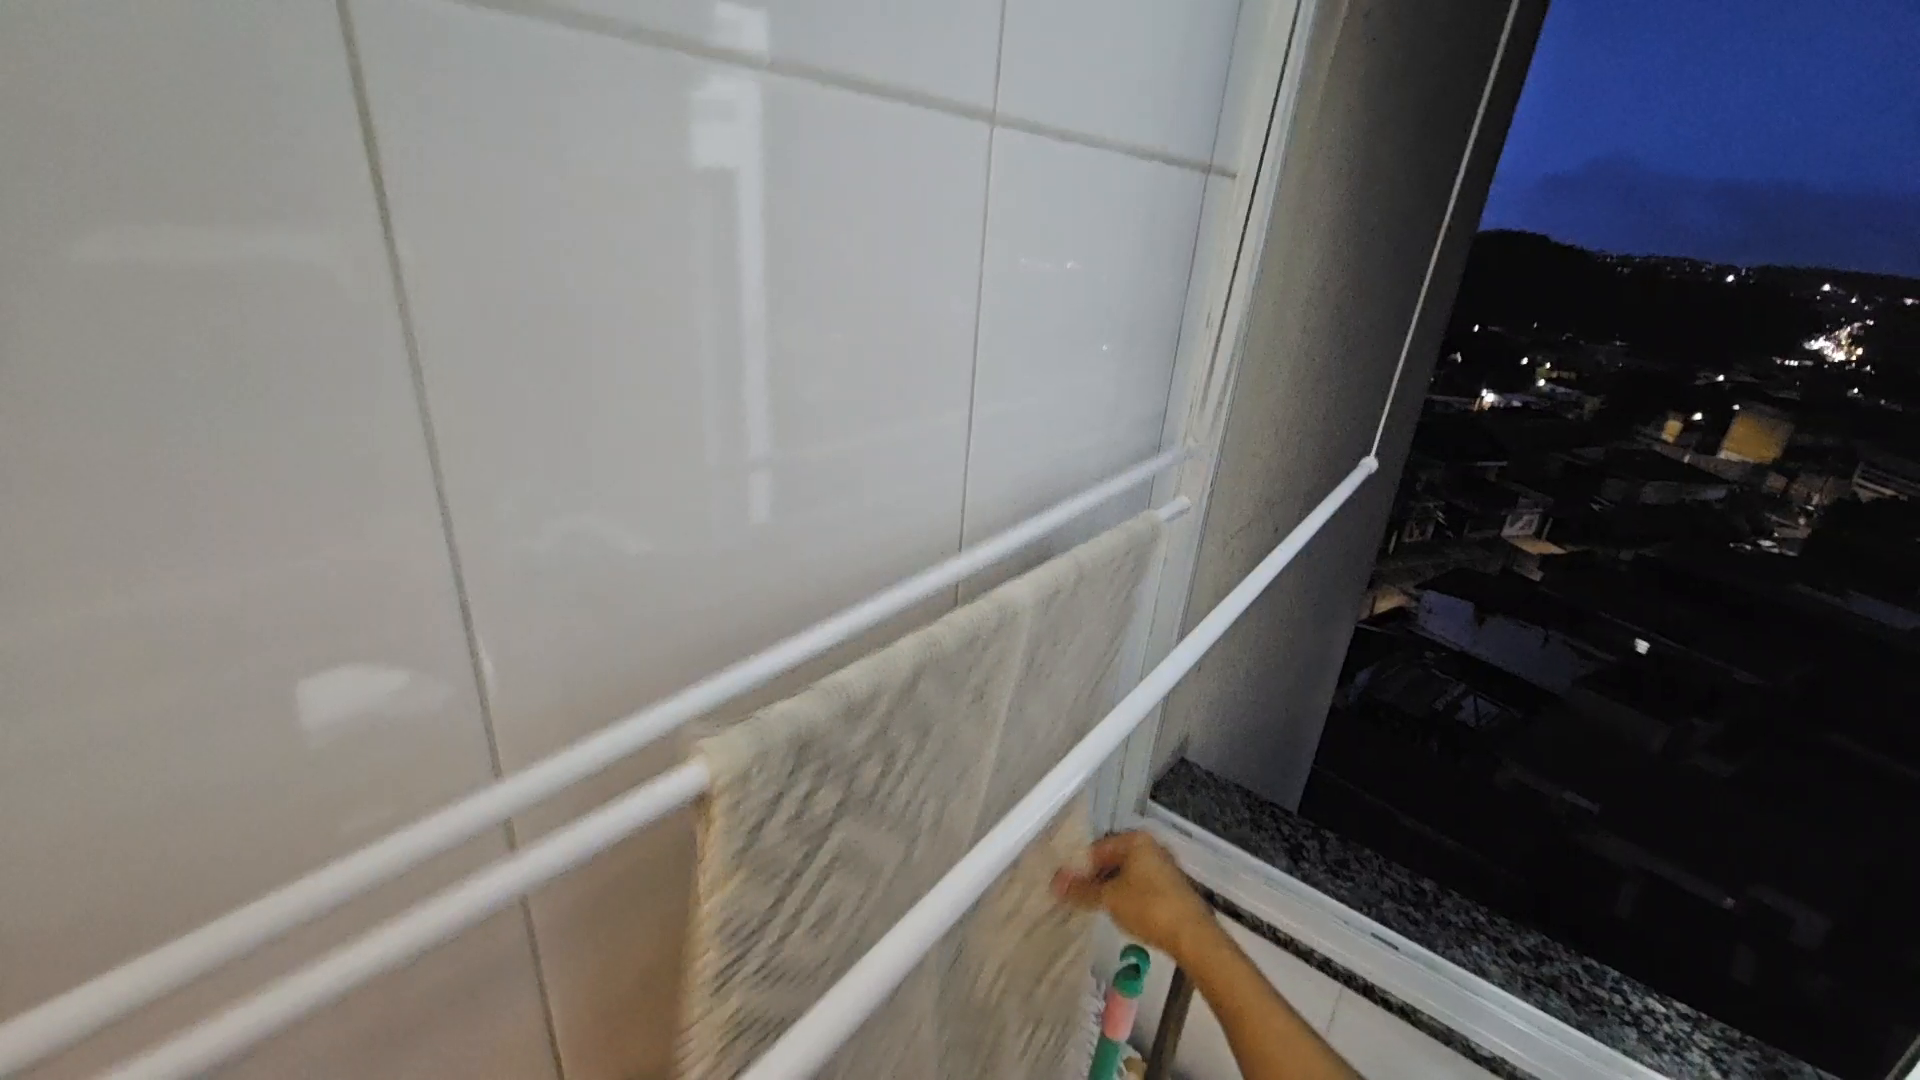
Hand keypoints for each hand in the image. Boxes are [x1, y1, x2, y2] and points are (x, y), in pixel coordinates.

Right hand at [1051, 830, 1217, 960]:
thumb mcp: (1109, 898)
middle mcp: (1152, 847)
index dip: (1080, 867)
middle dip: (1096, 877)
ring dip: (1111, 888)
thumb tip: (1055, 884)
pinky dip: (1128, 896)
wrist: (1192, 935)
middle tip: (1079, 897)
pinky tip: (1121, 913)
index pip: (1098, 848)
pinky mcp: (1173, 888)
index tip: (1068, 886)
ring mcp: (1165, 867)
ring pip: (1129, 874)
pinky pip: (1142, 886)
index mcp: (1135, 840)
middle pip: (1114, 859)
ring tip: (1097, 907)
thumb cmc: (1147, 906)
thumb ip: (1081, 890)